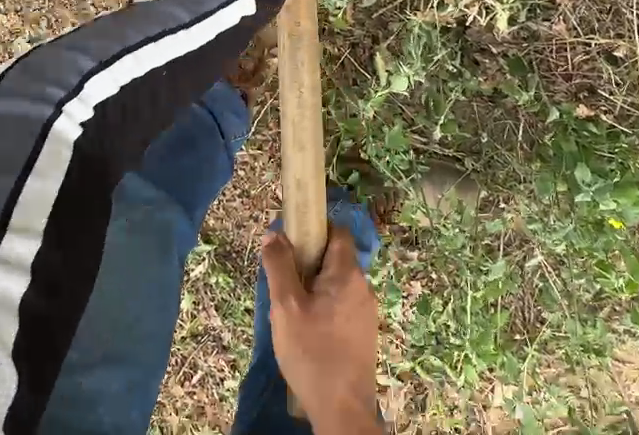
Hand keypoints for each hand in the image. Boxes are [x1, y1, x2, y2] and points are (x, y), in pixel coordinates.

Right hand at [260, 229, 379, 434]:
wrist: (341, 409)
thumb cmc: (312, 352)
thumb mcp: (285, 306)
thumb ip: (278, 265)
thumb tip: (273, 234)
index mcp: (347, 275)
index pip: (337, 232)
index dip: (313, 228)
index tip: (289, 239)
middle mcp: (363, 288)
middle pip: (334, 257)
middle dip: (307, 260)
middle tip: (281, 278)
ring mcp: (366, 312)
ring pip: (335, 282)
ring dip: (312, 285)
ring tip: (289, 306)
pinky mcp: (363, 333)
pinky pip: (340, 303)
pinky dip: (321, 304)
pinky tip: (304, 326)